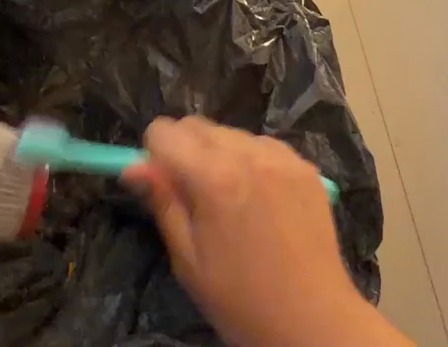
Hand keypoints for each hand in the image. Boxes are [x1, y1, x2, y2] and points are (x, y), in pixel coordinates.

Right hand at [124, 116, 410, 346]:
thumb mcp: (188, 260)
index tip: (162, 183)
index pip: (164, 130)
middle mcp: (248, 153)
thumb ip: (162, 202)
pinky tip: (259, 198)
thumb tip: (133, 166)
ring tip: (230, 198)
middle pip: (197, 124)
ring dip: (218, 153)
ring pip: (230, 132)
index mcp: (213, 177)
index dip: (154, 153)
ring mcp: (281, 156)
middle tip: (193, 195)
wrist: (315, 322)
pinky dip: (250, 160)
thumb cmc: (242, 300)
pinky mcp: (305, 165)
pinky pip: (262, 145)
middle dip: (184, 149)